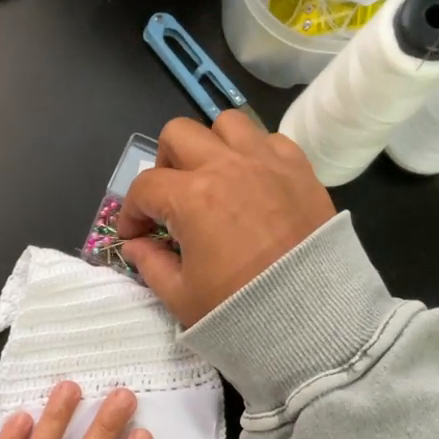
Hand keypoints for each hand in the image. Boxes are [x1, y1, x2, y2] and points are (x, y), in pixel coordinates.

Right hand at [116, 110, 336, 327]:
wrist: (307, 314)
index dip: (130, 211)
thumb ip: (150, 264)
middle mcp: (227, 167)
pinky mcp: (299, 168)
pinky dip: (252, 154)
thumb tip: (136, 245)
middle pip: (179, 134)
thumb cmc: (237, 308)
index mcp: (192, 198)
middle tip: (168, 199)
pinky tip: (250, 185)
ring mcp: (266, 162)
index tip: (133, 235)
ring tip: (211, 181)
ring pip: (226, 123)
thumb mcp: (180, 296)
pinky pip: (269, 139)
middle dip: (164, 164)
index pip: (145, 187)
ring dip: (210, 147)